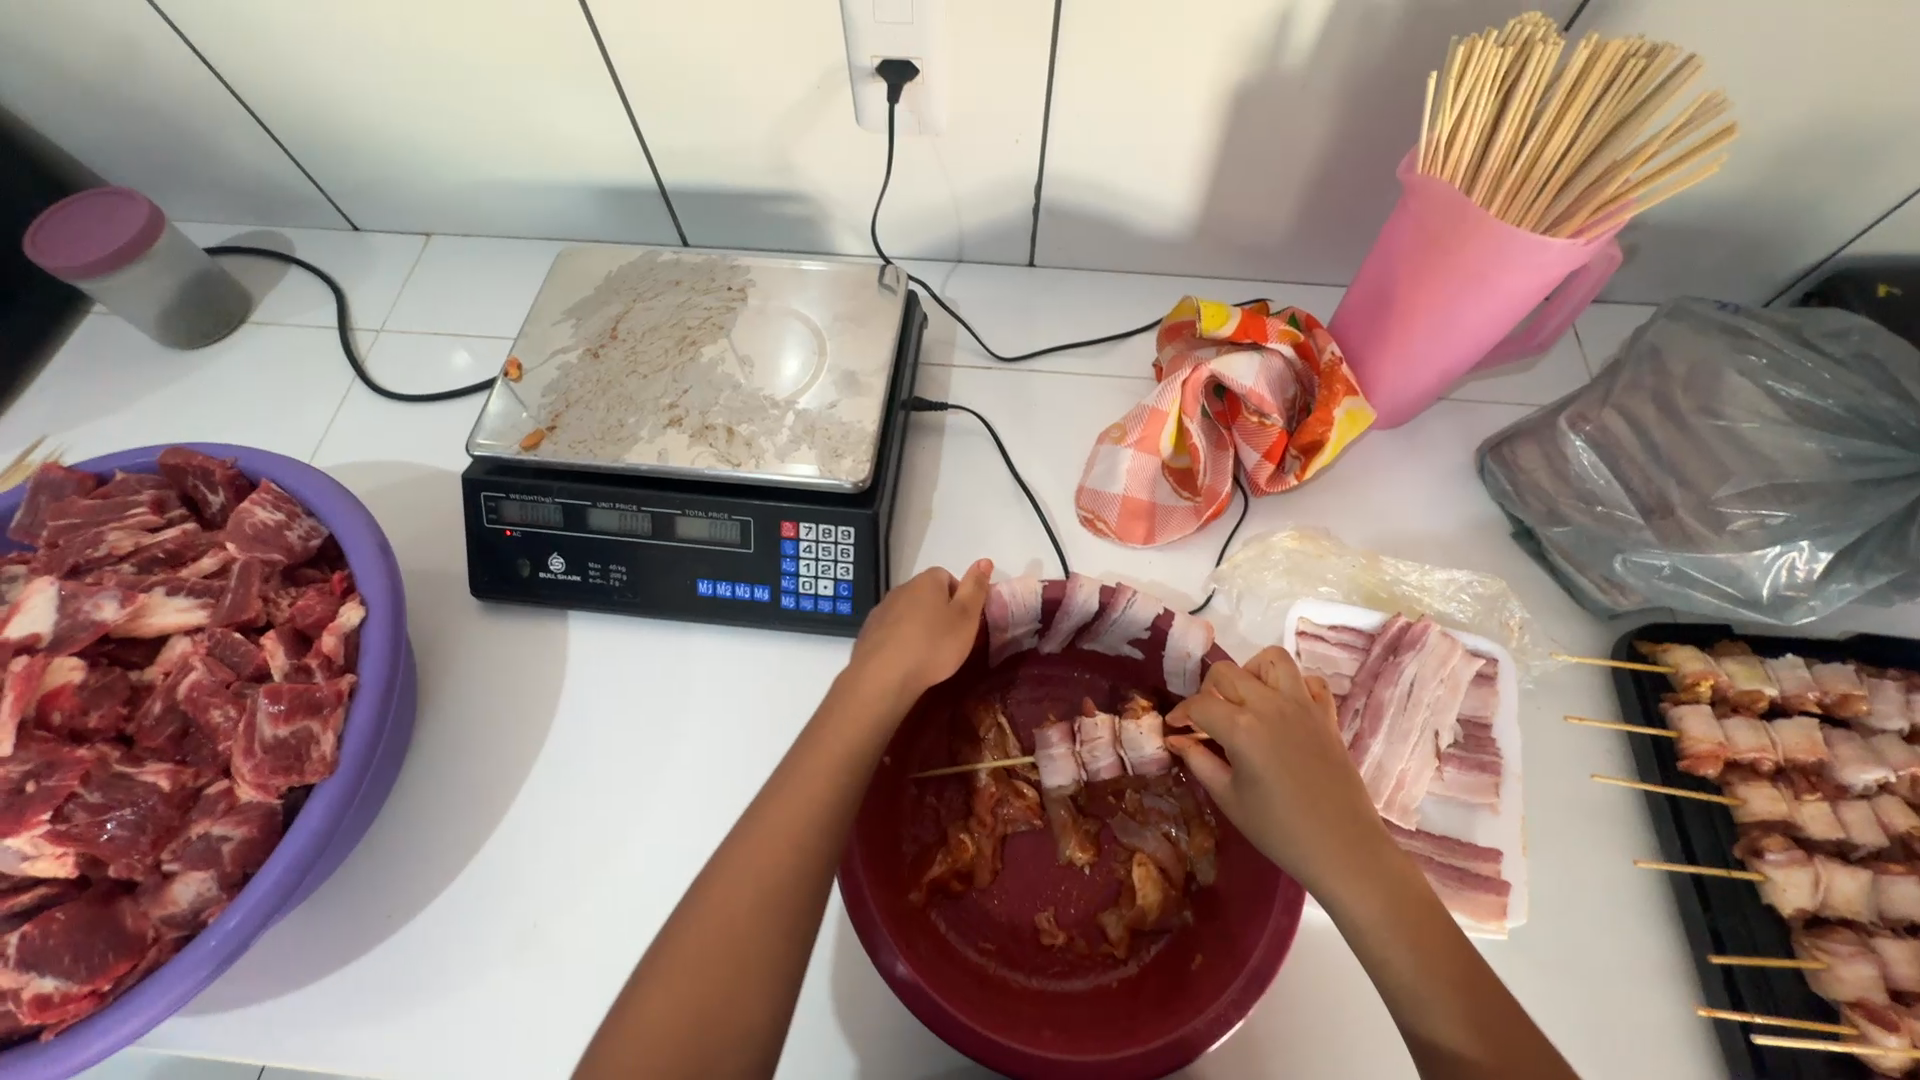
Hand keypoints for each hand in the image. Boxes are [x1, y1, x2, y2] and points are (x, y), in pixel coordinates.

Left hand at [843, 560, 992, 713]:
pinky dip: (900, 640)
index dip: (959, 597)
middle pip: (926, 594)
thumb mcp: (966, 618)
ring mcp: (881, 610)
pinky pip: (891, 630)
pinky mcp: (868, 632)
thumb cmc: (934, 645)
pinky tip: (906, 660)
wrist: (884, 677)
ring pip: (907, 612)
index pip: (947, 576)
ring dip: (918, 626)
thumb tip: (984, 560)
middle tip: (950, 639)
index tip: (964, 621)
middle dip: (938, 612)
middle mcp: (901, 589)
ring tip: (928, 653)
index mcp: (927, 582)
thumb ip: (975, 588)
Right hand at [1166, 646, 1395, 894]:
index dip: (1181, 714)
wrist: (1343, 848)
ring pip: (1272, 660)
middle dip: (1208, 690)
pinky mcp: (1327, 715)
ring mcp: (1303, 706)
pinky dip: (1294, 686)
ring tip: (1246, 700)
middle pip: (1227, 672)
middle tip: (1206, 718)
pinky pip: (1310, 681)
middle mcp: (1270, 706)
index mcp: (1241, 728)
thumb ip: (1199, 761)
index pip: (1199, 705)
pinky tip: (1283, 709)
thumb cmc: (1278, 830)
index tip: (1175, 729)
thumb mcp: (1228, 798)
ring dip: (1251, 672)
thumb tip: (1176, 740)